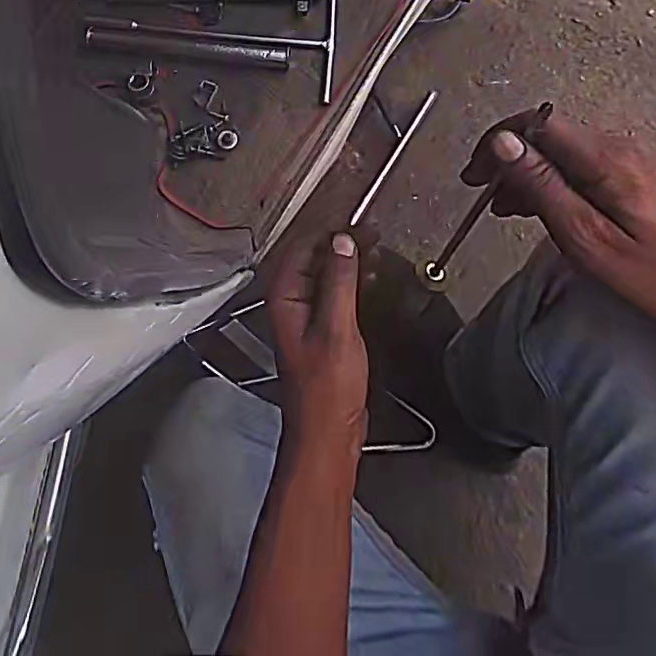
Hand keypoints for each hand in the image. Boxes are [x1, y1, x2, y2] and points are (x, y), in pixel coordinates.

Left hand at [263, 232, 368, 449]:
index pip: (302, 247)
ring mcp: (305, 316)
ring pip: (324, 273)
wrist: (328, 431)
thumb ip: (339, 282)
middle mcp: (290, 303)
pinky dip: (350, 280)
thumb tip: (343, 244)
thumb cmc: (324, 391)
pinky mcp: (321, 328)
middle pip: (312, 258)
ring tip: (372, 249)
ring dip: (347, 259)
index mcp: (284, 298)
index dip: (329, 231)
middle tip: (368, 233)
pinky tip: (367, 278)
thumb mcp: (336, 327)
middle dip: (340, 242)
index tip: (354, 223)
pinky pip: (333, 292)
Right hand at [463, 116, 655, 336]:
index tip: (476, 173)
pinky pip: (578, 165)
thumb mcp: (585, 237)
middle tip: (482, 191)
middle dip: (508, 159)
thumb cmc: (655, 278)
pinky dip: (550, 181)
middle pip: (547, 134)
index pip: (537, 122)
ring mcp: (629, 160)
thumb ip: (542, 185)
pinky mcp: (633, 175)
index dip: (499, 141)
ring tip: (503, 206)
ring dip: (526, 173)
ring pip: (559, 151)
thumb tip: (504, 142)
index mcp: (609, 159)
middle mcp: (621, 148)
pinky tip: (535, 206)